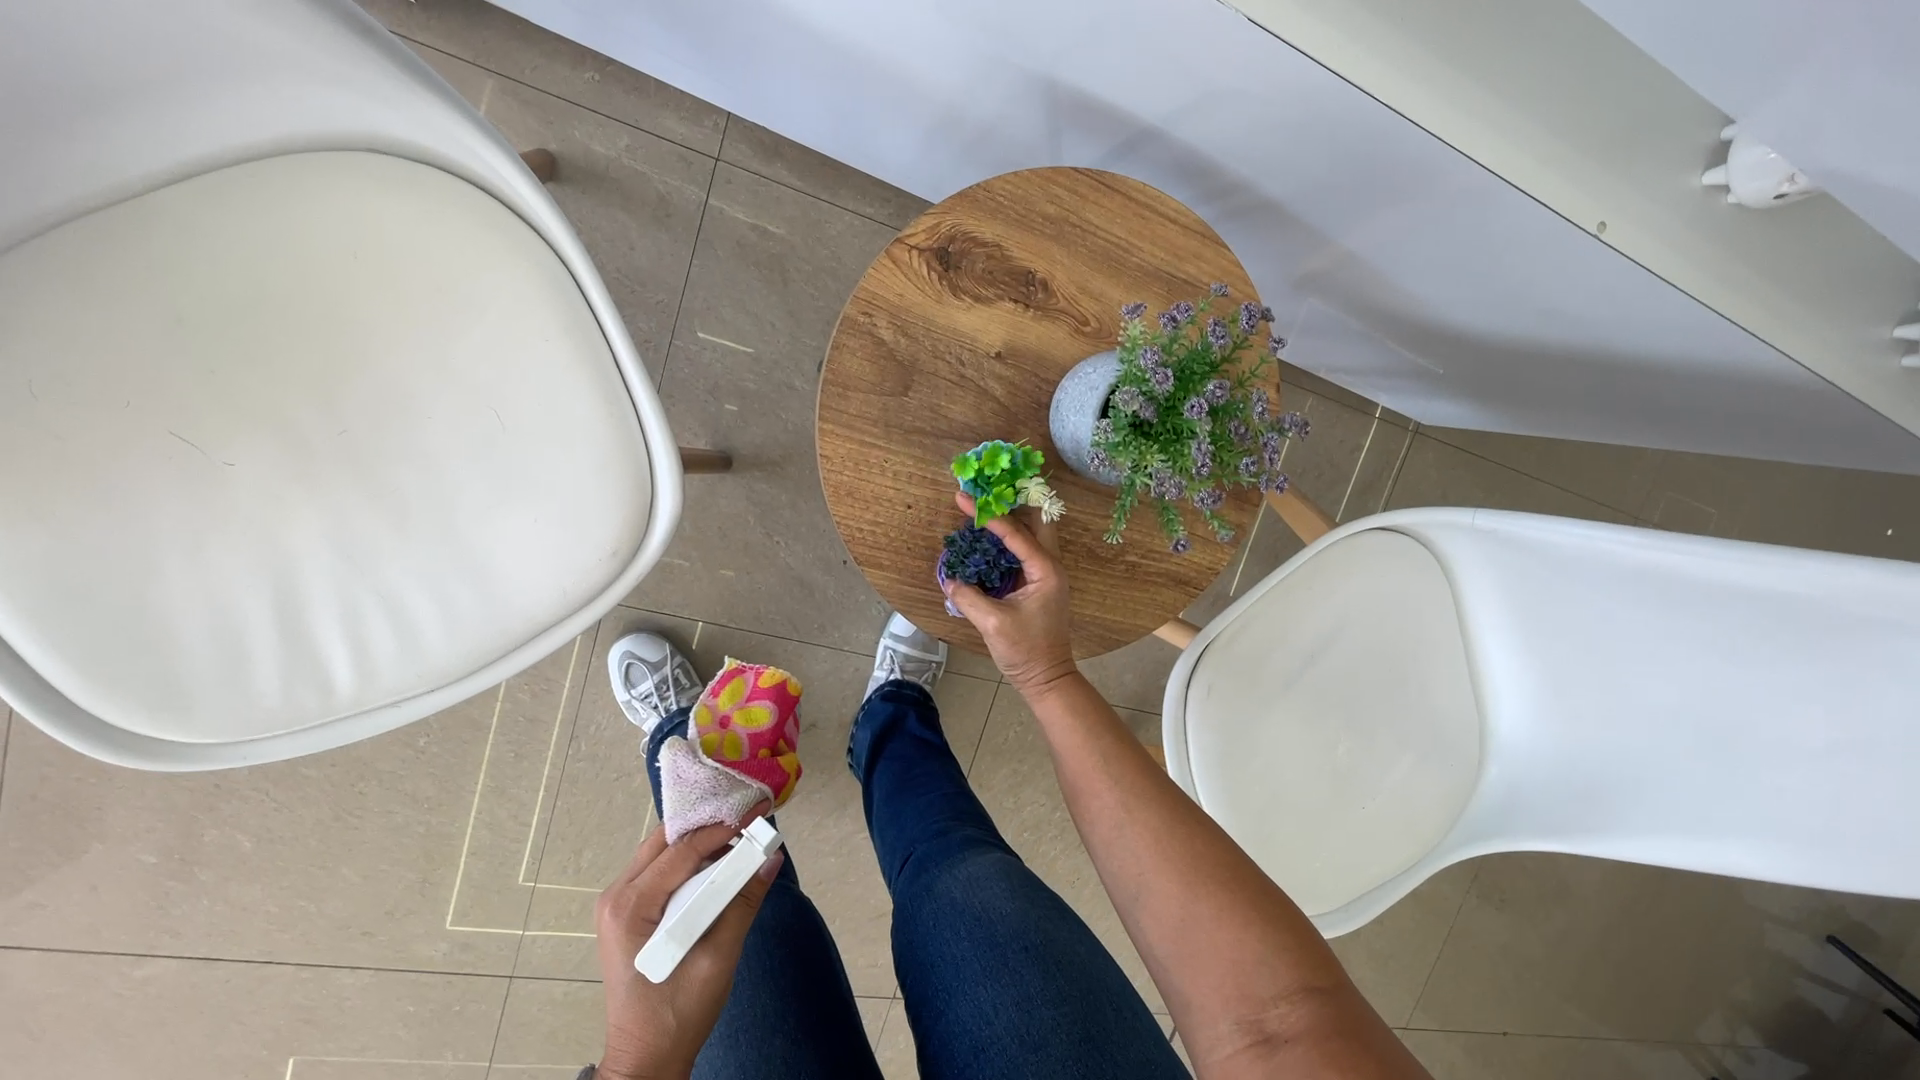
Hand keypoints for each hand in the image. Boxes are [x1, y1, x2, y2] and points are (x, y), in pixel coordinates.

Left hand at [595, 806, 783, 1079]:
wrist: (645, 1057)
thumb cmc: (678, 1013)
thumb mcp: (718, 958)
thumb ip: (743, 902)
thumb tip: (771, 858)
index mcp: (631, 907)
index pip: (683, 850)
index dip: (723, 829)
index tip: (758, 815)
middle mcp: (616, 896)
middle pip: (666, 841)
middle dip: (709, 827)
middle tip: (750, 822)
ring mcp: (616, 903)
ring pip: (661, 851)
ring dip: (700, 842)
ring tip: (739, 839)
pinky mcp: (626, 912)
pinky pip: (659, 869)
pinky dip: (689, 860)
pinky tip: (716, 865)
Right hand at [945, 491, 1077, 697]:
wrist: (1047, 678)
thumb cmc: (1025, 651)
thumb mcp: (992, 623)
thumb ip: (968, 597)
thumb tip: (949, 579)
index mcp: (1045, 570)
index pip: (1014, 532)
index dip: (987, 513)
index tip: (962, 496)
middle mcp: (1050, 566)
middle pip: (1036, 520)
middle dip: (1012, 501)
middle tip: (985, 488)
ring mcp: (1045, 574)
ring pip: (1032, 533)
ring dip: (1010, 518)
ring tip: (982, 504)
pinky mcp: (1037, 584)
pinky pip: (1023, 550)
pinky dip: (1007, 538)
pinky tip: (985, 537)